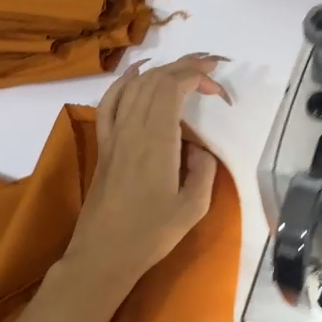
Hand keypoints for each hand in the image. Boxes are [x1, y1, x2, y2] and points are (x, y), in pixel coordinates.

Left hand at [65, 54, 230, 290]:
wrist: (103, 255)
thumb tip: (198, 147)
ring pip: (135, 86)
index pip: (173, 88)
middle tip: (211, 67)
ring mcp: (114, 134)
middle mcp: (132, 128)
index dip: (196, 76)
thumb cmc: (151, 234)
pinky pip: (110, 102)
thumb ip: (203, 169)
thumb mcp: (193, 207)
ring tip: (186, 68)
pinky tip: (138, 74)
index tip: (218, 87)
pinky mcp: (104, 144)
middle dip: (184, 67)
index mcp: (156, 140)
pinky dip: (125, 81)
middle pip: (155, 80)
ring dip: (162, 71)